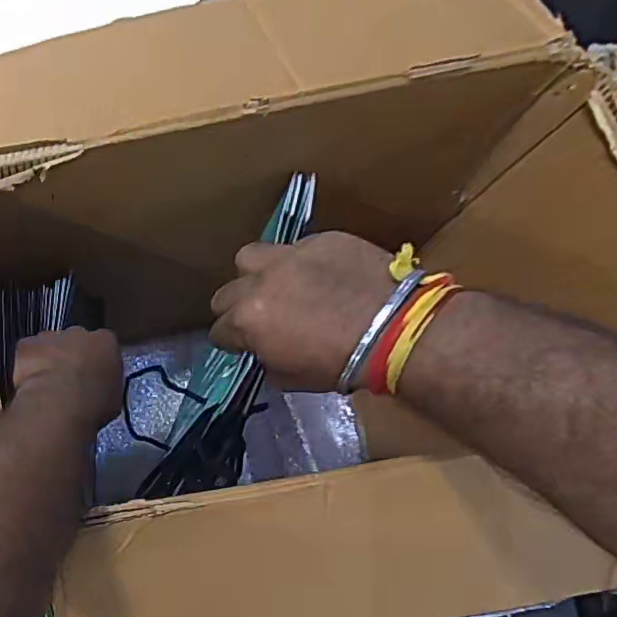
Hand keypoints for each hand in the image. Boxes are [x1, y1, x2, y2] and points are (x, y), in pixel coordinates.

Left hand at [11, 327, 120, 430]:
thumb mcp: (113, 398)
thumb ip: (106, 385)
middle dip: (70, 357)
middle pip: (73, 340)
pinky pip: (26, 352)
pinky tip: (27, 383)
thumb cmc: (93, 404)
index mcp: (105, 342)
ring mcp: (49, 336)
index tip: (89, 378)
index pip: (102, 345)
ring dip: (46, 359)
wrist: (60, 402)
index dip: (94, 362)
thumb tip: (100, 389)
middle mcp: (78, 332)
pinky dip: (25, 365)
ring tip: (44, 384)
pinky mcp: (26, 345)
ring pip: (47, 344)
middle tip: (65, 382)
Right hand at [209, 231, 398, 390]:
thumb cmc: (339, 363)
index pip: (218, 331)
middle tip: (259, 318)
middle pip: (225, 293)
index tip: (246, 346)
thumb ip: (265, 358)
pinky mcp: (322, 239)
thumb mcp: (289, 377)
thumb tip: (264, 351)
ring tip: (277, 285)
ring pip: (250, 257)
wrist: (397, 329)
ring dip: (256, 273)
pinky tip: (318, 276)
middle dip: (236, 308)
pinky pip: (296, 248)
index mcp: (246, 320)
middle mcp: (259, 282)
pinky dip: (299, 263)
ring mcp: (290, 255)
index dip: (232, 342)